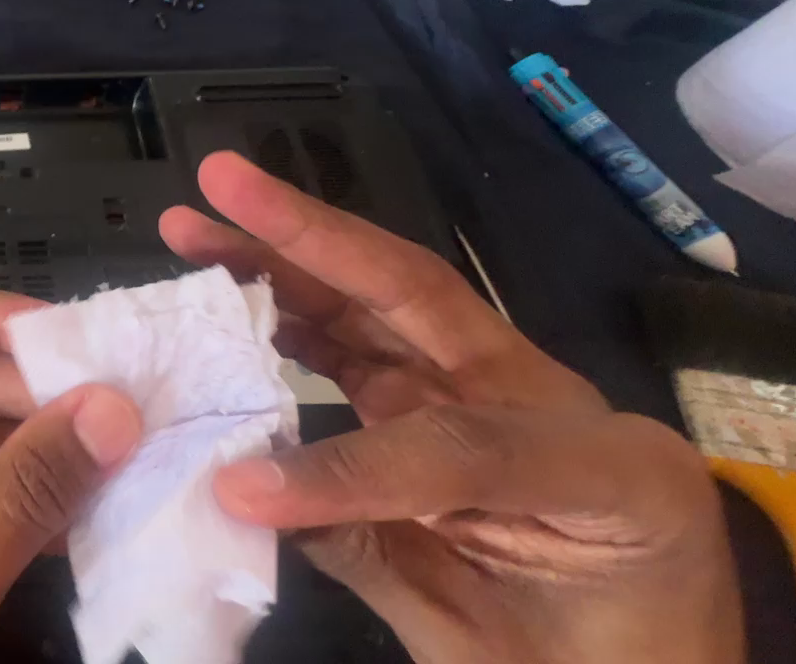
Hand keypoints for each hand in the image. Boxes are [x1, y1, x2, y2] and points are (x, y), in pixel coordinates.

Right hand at [163, 151, 742, 663]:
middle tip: (219, 179)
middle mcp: (536, 392)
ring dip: (274, 255)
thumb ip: (368, 551)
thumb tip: (239, 489)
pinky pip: (344, 335)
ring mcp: (473, 379)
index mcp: (605, 469)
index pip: (459, 444)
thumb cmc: (579, 661)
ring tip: (190, 226)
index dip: (350, 464)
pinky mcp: (422, 385)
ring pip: (367, 295)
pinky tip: (226, 293)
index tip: (244, 487)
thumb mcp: (484, 639)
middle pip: (412, 290)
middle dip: (307, 231)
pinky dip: (279, 310)